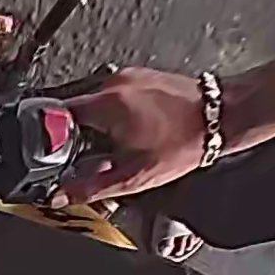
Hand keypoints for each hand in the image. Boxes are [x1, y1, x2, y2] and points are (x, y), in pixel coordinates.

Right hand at [51, 68, 209, 205]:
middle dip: (69, 135)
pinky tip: (120, 133)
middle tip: (79, 157)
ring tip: (103, 147)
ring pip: (89, 103)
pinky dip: (106, 116)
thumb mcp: (131, 177)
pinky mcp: (140, 78)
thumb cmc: (185, 142)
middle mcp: (114, 85)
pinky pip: (108, 97)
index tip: (52, 155)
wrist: (225, 116)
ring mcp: (129, 78)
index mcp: (106, 105)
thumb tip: (58, 196)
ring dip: (88, 125)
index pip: (55, 116)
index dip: (49, 139)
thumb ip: (88, 188)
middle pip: (70, 109)